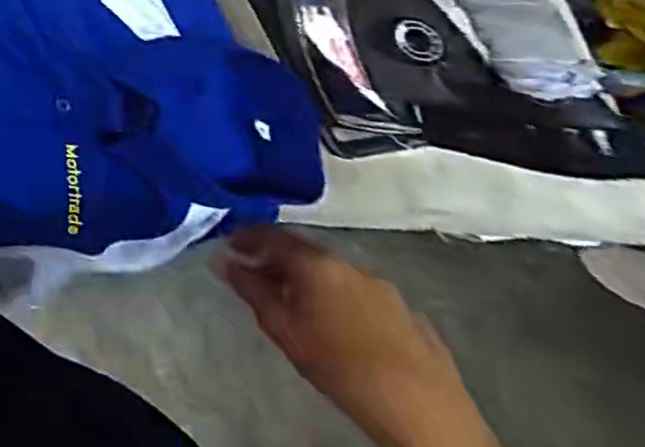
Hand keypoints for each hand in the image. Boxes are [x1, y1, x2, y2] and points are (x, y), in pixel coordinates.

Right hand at [219, 228, 495, 446]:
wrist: (421, 409)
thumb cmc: (338, 367)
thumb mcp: (283, 330)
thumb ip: (251, 291)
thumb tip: (224, 262)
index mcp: (314, 262)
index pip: (271, 235)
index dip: (247, 237)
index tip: (231, 245)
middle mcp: (346, 262)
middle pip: (303, 250)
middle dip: (278, 259)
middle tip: (259, 275)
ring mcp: (381, 284)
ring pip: (334, 271)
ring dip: (311, 278)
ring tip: (299, 302)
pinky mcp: (406, 309)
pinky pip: (361, 292)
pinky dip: (341, 296)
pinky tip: (341, 323)